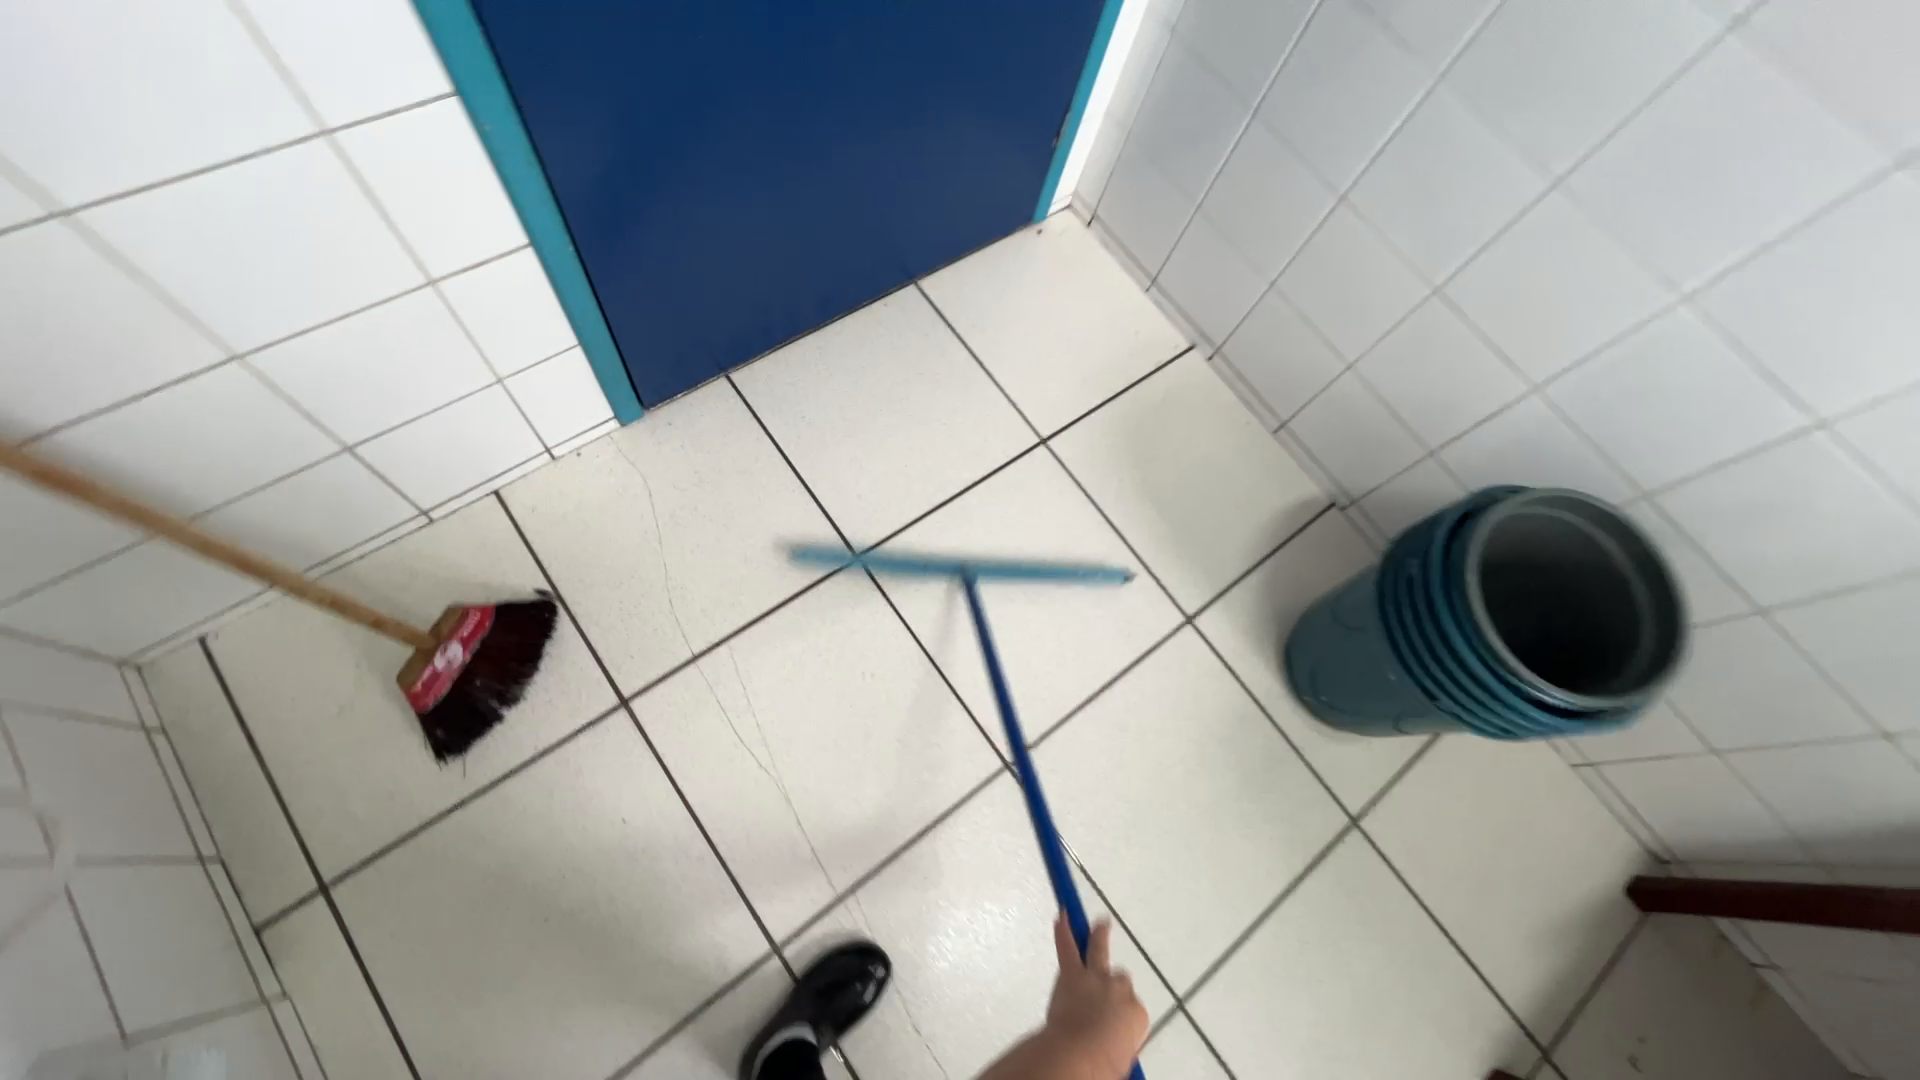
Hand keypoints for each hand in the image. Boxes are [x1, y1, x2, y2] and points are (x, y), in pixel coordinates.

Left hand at [1042, 914, 1147, 1078]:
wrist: (1076, 1058)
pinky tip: (1062, 916)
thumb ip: (1119, 1043)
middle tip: (1110, 985)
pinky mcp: (1072, 975)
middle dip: (1114, 984)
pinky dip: (1064, 931)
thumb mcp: (1122, 1061)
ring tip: (1101, 922)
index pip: (1132, 1009)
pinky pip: (1068, 948)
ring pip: (1100, 950)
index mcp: (1137, 1015)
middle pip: (1121, 979)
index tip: (1111, 1030)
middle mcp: (1120, 990)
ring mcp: (1096, 978)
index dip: (1119, 1018)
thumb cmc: (1101, 1067)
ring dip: (1099, 934)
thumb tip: (1110, 1045)